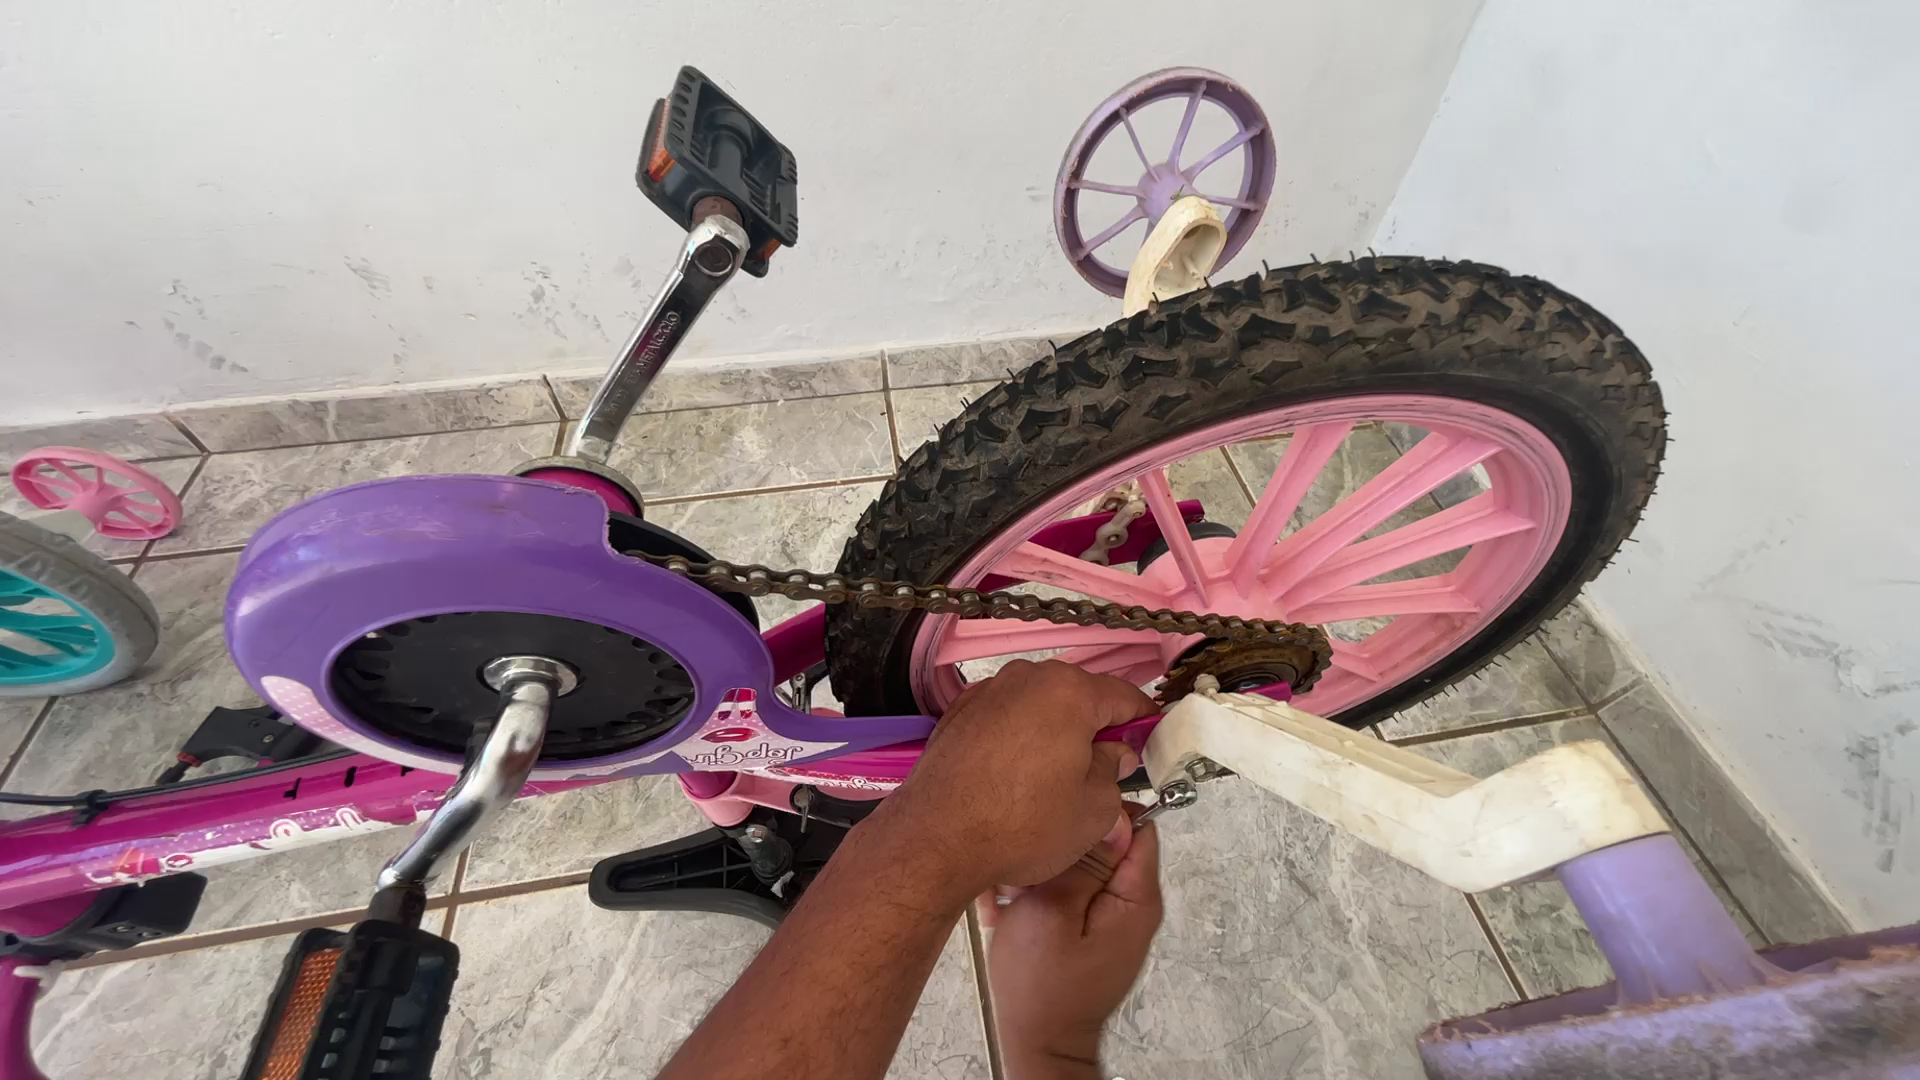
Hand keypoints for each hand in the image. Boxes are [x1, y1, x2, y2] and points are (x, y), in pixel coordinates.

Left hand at [869, 659, 1153, 897]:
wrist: (936, 836)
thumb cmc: (1024, 823)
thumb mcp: (1093, 809)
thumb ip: (1115, 770)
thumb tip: (1114, 752)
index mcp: (1069, 690)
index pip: (1124, 696)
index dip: (1143, 722)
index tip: (1150, 744)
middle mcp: (1028, 677)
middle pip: (1079, 696)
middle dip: (1096, 726)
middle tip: (1106, 768)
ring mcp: (989, 690)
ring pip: (1040, 704)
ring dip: (1056, 730)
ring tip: (1057, 775)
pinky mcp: (960, 710)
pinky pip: (1006, 715)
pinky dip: (1020, 735)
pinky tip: (1016, 772)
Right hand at [987, 804, 1162, 1077]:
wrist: (1036, 1044)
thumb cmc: (1041, 981)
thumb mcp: (1054, 911)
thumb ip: (1085, 863)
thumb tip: (1112, 816)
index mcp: (1135, 896)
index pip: (1137, 825)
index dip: (1097, 812)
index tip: (1056, 818)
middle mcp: (1131, 902)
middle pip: (1103, 843)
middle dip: (1058, 846)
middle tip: (1021, 866)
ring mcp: (1110, 916)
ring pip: (1078, 864)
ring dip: (1041, 870)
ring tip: (1008, 891)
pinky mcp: (1088, 927)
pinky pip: (1069, 889)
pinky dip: (1040, 892)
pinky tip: (1009, 906)